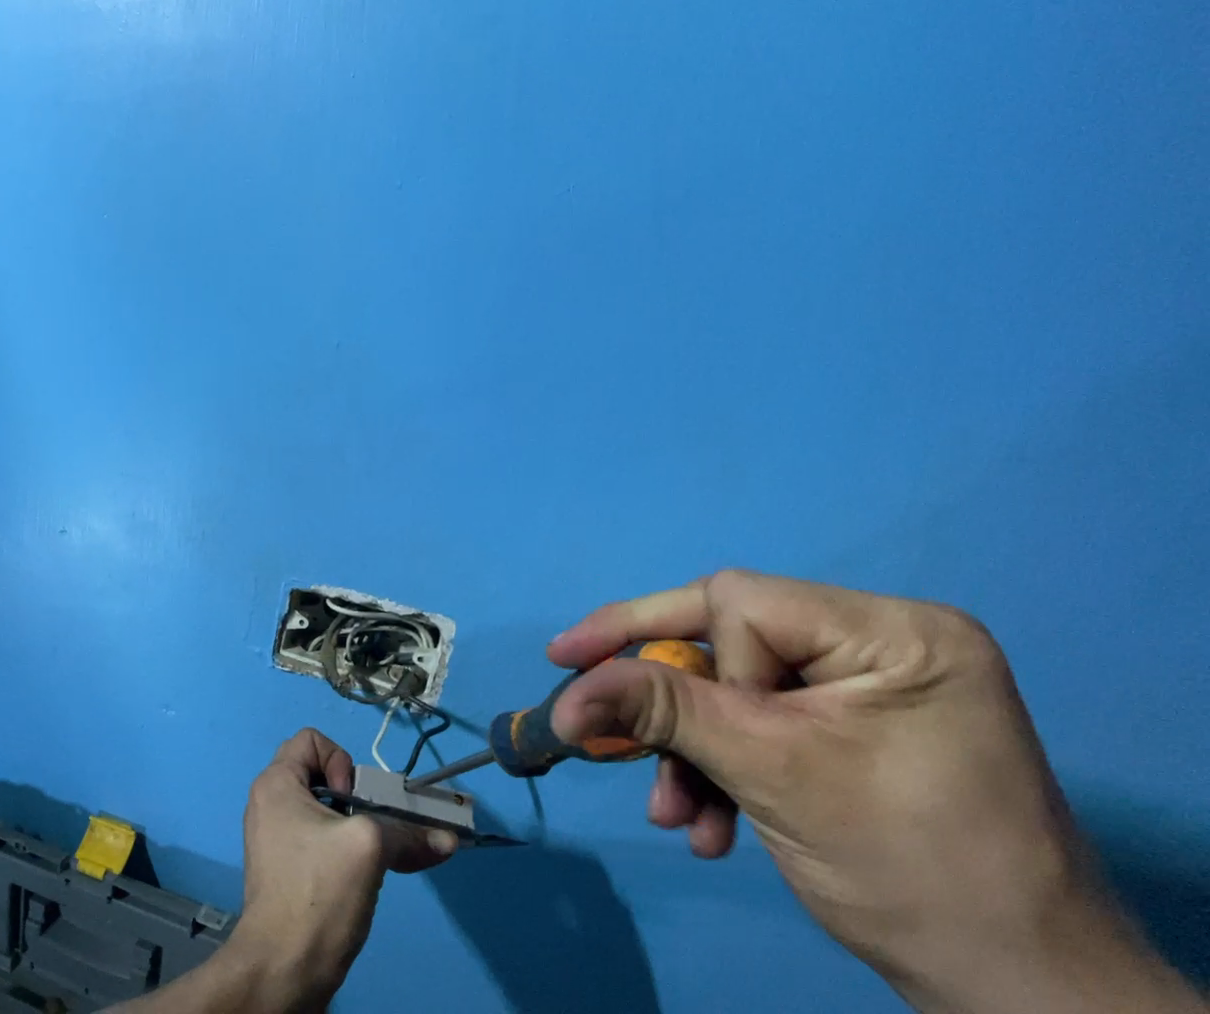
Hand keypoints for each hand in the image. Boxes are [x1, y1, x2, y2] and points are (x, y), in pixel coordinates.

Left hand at [232, 729, 455, 1007]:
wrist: (283, 968)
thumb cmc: (318, 891)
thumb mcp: (369, 847)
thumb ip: (408, 833)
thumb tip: (449, 840)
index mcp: (276, 784)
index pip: (311, 740)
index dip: (341, 761)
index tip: (350, 801)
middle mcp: (271, 804)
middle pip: (325, 777)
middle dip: (361, 798)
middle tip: (372, 829)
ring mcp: (279, 839)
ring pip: (331, 814)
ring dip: (364, 829)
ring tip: (381, 856)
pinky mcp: (291, 870)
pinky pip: (327, 843)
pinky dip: (354, 852)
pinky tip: (380, 874)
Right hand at [546, 570, 1201, 1013]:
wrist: (1016, 991)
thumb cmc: (907, 868)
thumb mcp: (769, 774)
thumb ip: (661, 712)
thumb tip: (563, 695)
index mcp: (893, 633)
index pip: (740, 603)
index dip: (668, 646)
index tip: (605, 693)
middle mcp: (887, 644)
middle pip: (731, 644)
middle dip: (674, 709)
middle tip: (601, 739)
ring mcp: (876, 690)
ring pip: (738, 693)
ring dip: (694, 754)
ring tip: (679, 817)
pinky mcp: (861, 732)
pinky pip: (766, 727)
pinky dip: (727, 772)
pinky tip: (711, 825)